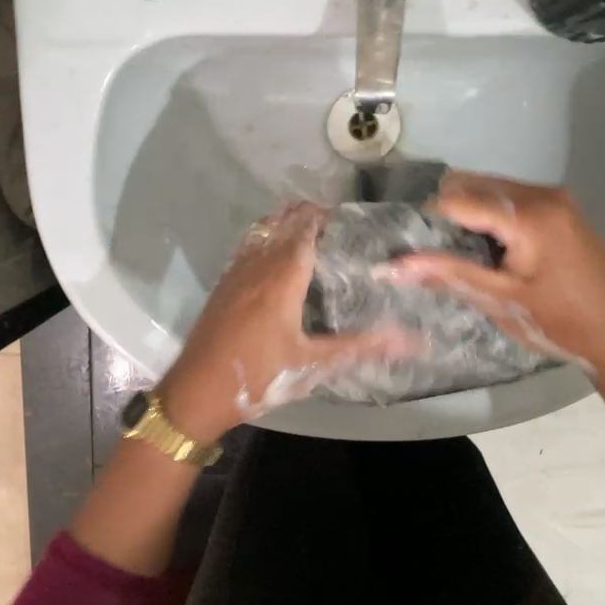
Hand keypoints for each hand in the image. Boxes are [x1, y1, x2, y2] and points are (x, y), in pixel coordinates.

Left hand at [159, 202, 406, 441]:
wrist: (197, 391)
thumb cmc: (259, 376)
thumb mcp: (312, 365)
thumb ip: (358, 347)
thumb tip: (407, 340)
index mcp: (282, 279)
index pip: (304, 233)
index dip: (321, 218)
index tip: (343, 213)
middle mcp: (257, 268)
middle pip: (280, 227)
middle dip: (303, 216)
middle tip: (329, 216)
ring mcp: (234, 275)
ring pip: (259, 235)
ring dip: (280, 224)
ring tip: (302, 223)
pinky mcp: (221, 288)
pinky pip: (245, 249)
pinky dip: (261, 239)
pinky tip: (269, 252)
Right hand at [382, 171, 604, 366]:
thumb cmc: (560, 322)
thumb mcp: (499, 300)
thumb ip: (448, 274)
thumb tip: (393, 266)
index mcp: (530, 215)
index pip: (458, 199)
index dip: (427, 220)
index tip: (407, 246)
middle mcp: (543, 195)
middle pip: (474, 184)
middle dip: (446, 212)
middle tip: (431, 252)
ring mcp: (555, 199)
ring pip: (491, 189)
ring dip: (467, 213)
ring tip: (457, 254)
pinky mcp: (561, 210)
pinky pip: (510, 200)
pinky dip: (488, 216)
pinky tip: (486, 250)